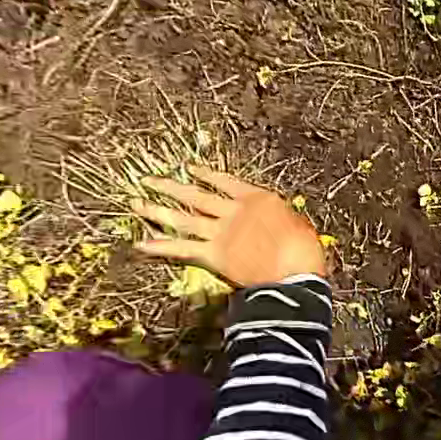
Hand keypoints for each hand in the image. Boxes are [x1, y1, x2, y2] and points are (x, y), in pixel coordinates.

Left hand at [132, 165, 327, 286]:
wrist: (294, 270)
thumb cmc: (304, 247)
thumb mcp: (295, 221)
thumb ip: (276, 215)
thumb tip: (271, 218)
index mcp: (255, 198)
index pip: (224, 180)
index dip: (205, 174)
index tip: (189, 168)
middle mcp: (233, 210)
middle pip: (196, 195)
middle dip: (170, 187)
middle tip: (148, 180)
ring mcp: (220, 231)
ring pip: (182, 218)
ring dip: (157, 210)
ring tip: (136, 203)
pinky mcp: (213, 254)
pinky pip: (181, 249)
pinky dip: (160, 246)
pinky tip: (141, 243)